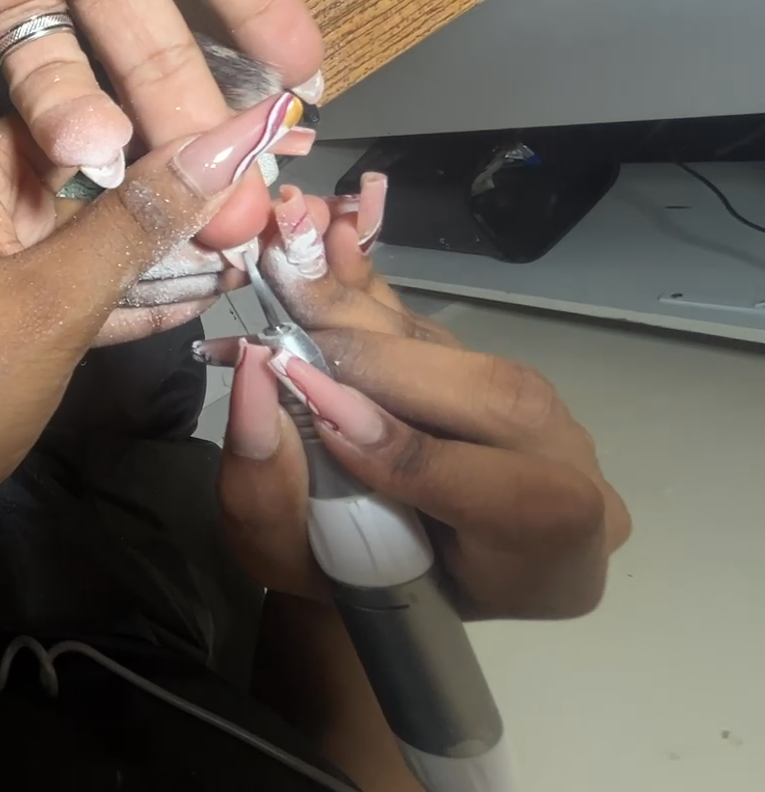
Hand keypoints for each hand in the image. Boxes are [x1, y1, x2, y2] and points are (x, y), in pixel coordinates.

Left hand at [0, 94, 303, 540]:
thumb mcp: (52, 299)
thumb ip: (137, 222)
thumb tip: (227, 142)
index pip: (72, 121)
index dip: (160, 124)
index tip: (251, 134)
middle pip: (84, 185)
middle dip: (171, 198)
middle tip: (271, 202)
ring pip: (82, 247)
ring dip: (157, 256)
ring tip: (253, 252)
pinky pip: (65, 294)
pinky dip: (120, 299)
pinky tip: (195, 299)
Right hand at [209, 188, 631, 619]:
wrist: (358, 558)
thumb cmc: (324, 574)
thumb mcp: (278, 553)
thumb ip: (266, 484)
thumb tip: (253, 376)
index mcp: (543, 560)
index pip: (520, 499)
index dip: (417, 452)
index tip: (315, 414)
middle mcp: (558, 473)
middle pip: (498, 400)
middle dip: (376, 361)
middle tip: (279, 331)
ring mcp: (527, 412)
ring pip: (456, 349)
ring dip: (357, 311)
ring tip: (282, 272)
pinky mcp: (469, 365)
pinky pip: (421, 318)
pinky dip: (360, 280)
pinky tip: (320, 235)